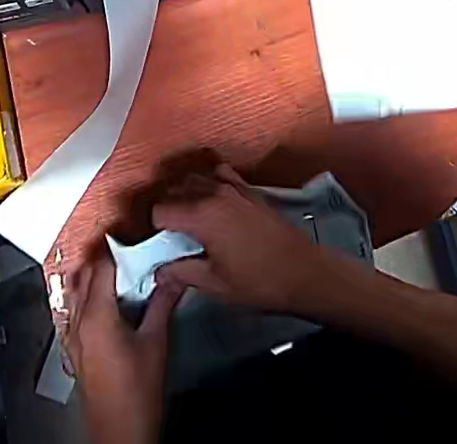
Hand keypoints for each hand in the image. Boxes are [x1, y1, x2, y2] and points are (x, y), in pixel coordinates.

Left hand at [64, 254, 179, 443]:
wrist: (120, 436)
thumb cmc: (138, 391)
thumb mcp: (156, 342)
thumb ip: (162, 303)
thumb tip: (173, 275)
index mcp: (96, 316)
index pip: (100, 267)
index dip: (114, 247)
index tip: (129, 234)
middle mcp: (78, 323)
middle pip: (83, 277)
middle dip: (101, 258)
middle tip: (125, 247)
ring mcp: (73, 339)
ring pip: (76, 294)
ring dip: (92, 277)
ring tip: (115, 268)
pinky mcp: (76, 353)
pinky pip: (75, 311)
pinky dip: (87, 296)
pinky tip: (106, 300)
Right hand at [152, 165, 363, 314]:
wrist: (303, 271)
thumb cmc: (257, 281)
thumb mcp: (214, 284)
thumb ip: (181, 273)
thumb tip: (158, 271)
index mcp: (201, 215)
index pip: (160, 209)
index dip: (153, 227)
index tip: (157, 244)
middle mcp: (214, 192)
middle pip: (175, 188)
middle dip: (166, 208)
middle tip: (168, 235)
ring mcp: (233, 186)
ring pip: (196, 178)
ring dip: (185, 193)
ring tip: (186, 219)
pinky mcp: (248, 189)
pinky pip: (220, 173)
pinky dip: (209, 181)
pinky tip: (212, 202)